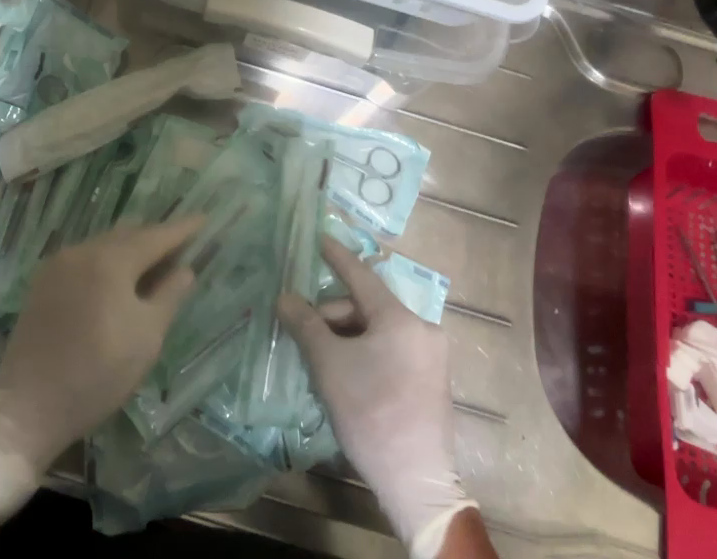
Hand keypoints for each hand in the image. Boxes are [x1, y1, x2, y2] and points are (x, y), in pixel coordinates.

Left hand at [0, 219, 201, 520]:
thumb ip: (169, 295)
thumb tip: (185, 268)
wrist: (29, 405)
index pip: (155, 235)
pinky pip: (84, 259)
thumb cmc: (99, 373)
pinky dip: (107, 262)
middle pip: (127, 235)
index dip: (182, 229)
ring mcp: (57, 266)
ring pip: (103, 245)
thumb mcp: (147, 336)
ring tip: (154, 262)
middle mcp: (81, 251)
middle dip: (155, 237)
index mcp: (110, 260)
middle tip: (182, 243)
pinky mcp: (42, 284)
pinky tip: (118, 278)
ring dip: (130, 249)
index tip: (204, 218)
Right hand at [278, 239, 478, 558]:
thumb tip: (285, 297)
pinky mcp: (432, 380)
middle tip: (307, 343)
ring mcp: (431, 355)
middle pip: (367, 308)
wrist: (415, 479)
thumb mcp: (329, 365)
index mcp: (401, 319)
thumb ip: (306, 324)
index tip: (319, 238)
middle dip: (334, 318)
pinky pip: (391, 351)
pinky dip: (365, 355)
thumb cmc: (370, 413)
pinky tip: (346, 379)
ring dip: (347, 340)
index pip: (362, 276)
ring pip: (378, 332)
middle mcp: (422, 328)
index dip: (336, 257)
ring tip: (324, 367)